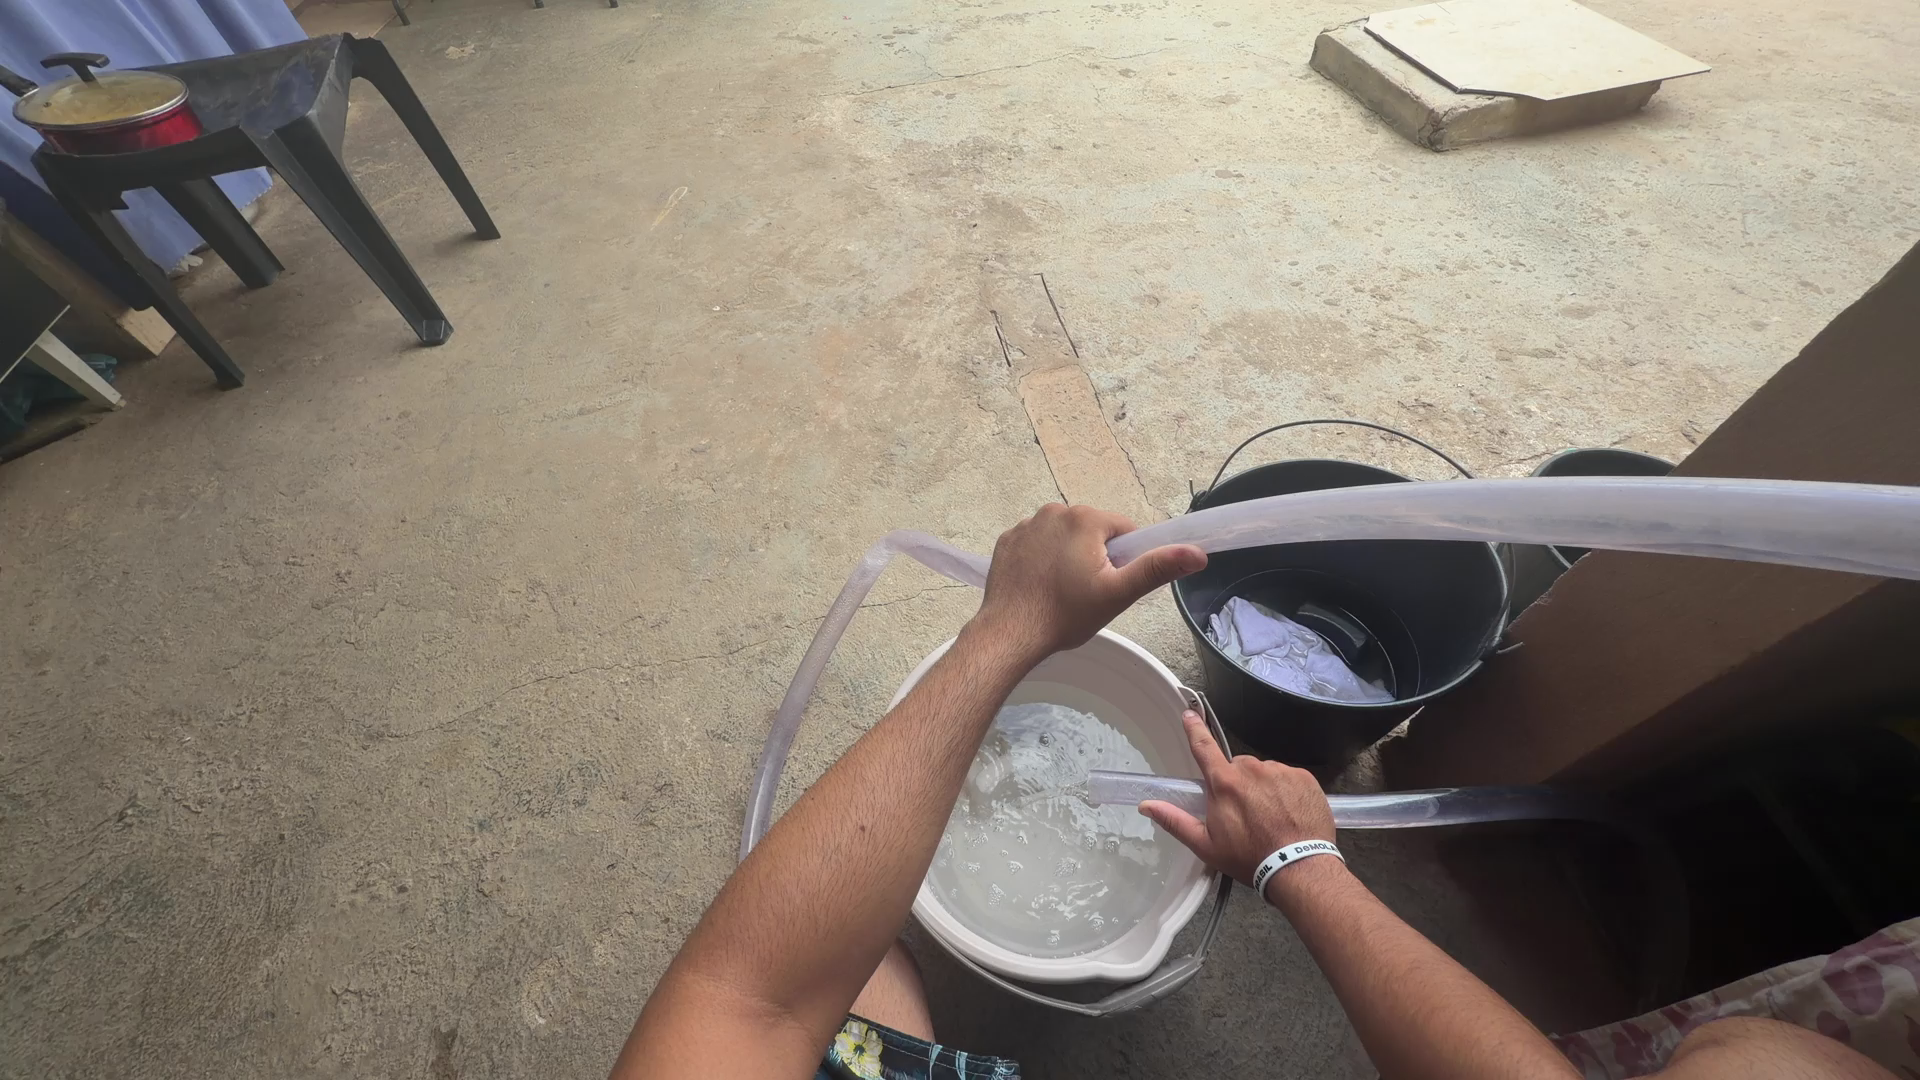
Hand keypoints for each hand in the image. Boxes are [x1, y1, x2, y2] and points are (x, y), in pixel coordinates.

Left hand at [968, 503, 1205, 662]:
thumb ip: (1157, 568)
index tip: (1111, 583)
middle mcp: (1053, 511)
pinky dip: (1042, 559)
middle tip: (1086, 591)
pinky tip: (1039, 585)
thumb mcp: (1118, 594)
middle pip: (1092, 531)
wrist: (1010, 633)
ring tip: (1061, 591)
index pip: (1123, 530)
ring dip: (1068, 556)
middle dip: (1095, 556)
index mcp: (1085, 519)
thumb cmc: (1066, 615)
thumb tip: (1198, 553)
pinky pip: (1036, 543)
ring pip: (1063, 536)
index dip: (1125, 558)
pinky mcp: (1007, 540)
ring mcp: (1026, 525)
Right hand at [1142, 711, 1336, 900]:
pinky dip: (1287, 791)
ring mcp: (1280, 771)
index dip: (1195, 728)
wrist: (1302, 869)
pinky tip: (1288, 813)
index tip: (1190, 714)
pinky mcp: (1304, 778)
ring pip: (1264, 772)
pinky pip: (1288, 777)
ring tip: (1271, 816)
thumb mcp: (1206, 845)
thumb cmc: (1252, 858)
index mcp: (1224, 783)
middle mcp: (1252, 770)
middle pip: (1237, 766)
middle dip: (1237, 783)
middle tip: (1245, 812)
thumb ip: (1174, 820)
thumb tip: (1147, 805)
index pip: (1204, 746)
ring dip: (1263, 788)